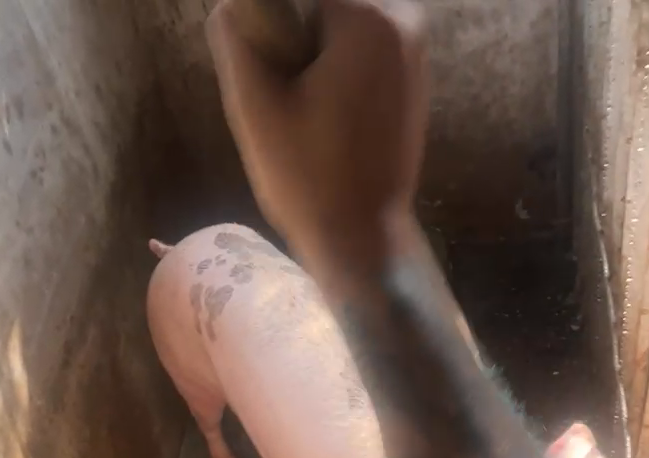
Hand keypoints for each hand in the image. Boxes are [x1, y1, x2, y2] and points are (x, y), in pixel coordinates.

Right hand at [207, 0, 429, 274]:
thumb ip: (235, 40)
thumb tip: (232, 6)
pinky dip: (342, 82)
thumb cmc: (308, 181)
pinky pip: (366, 63)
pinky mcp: (415, 93)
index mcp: (369, 17)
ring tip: (308, 122)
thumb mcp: (254, 108)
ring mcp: (416, 60)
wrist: (363, 243)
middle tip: (289, 105)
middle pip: (327, 8)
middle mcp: (405, 24)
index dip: (276, 32)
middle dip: (300, 45)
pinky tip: (330, 130)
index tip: (274, 78)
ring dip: (319, 63)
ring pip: (346, 34)